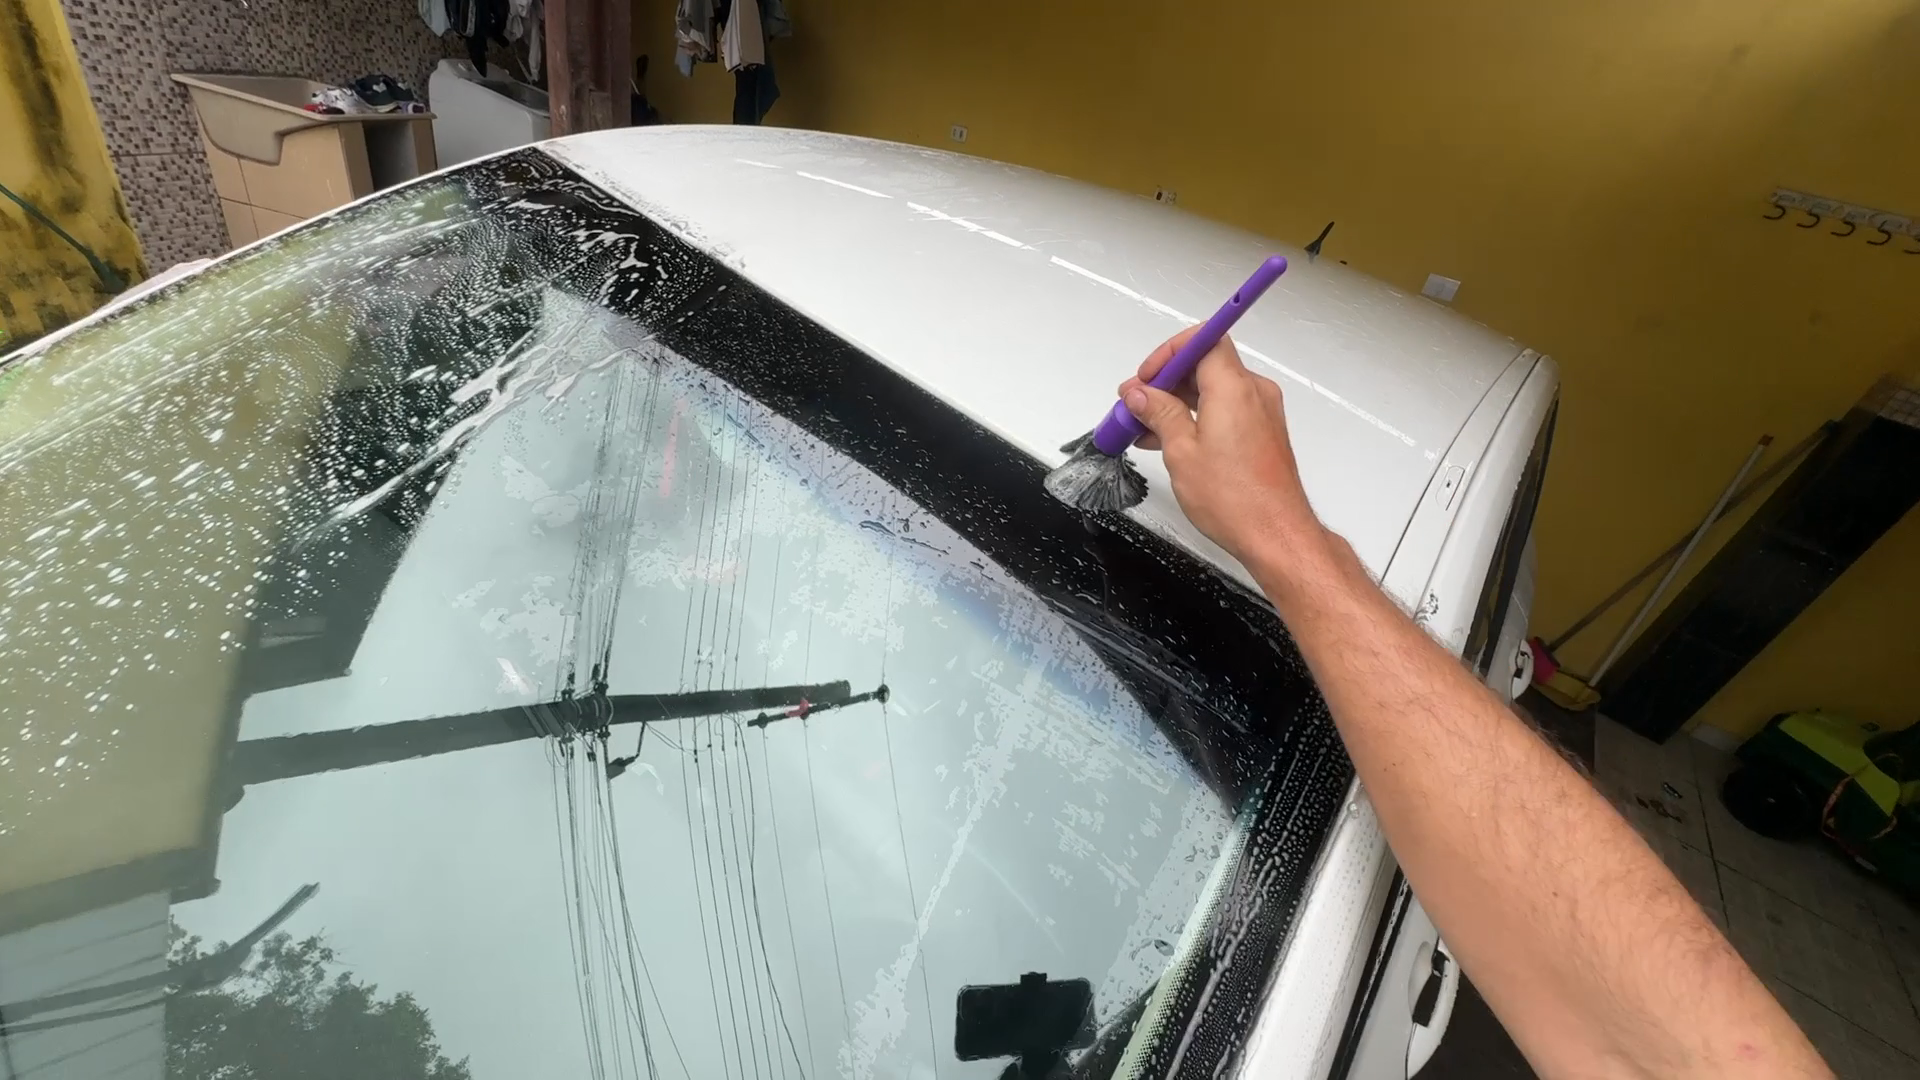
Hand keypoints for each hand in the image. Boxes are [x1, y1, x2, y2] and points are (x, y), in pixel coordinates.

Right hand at [1120, 328, 1321, 563]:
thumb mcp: (1181, 451)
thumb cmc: (1235, 499)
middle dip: (1165, 381)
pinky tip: (1169, 439)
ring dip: (1176, 402)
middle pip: (1205, 364)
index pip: (1203, 340)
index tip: (1145, 378)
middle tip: (1134, 404)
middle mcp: (1253, 393)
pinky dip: (1196, 416)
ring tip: (1144, 428)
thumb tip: (1140, 394)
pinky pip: (1224, 409)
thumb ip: (1159, 414)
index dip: (1169, 353)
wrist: (1274, 533)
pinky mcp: (1261, 432)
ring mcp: (1260, 412)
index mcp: (1233, 388)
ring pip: (1212, 389)